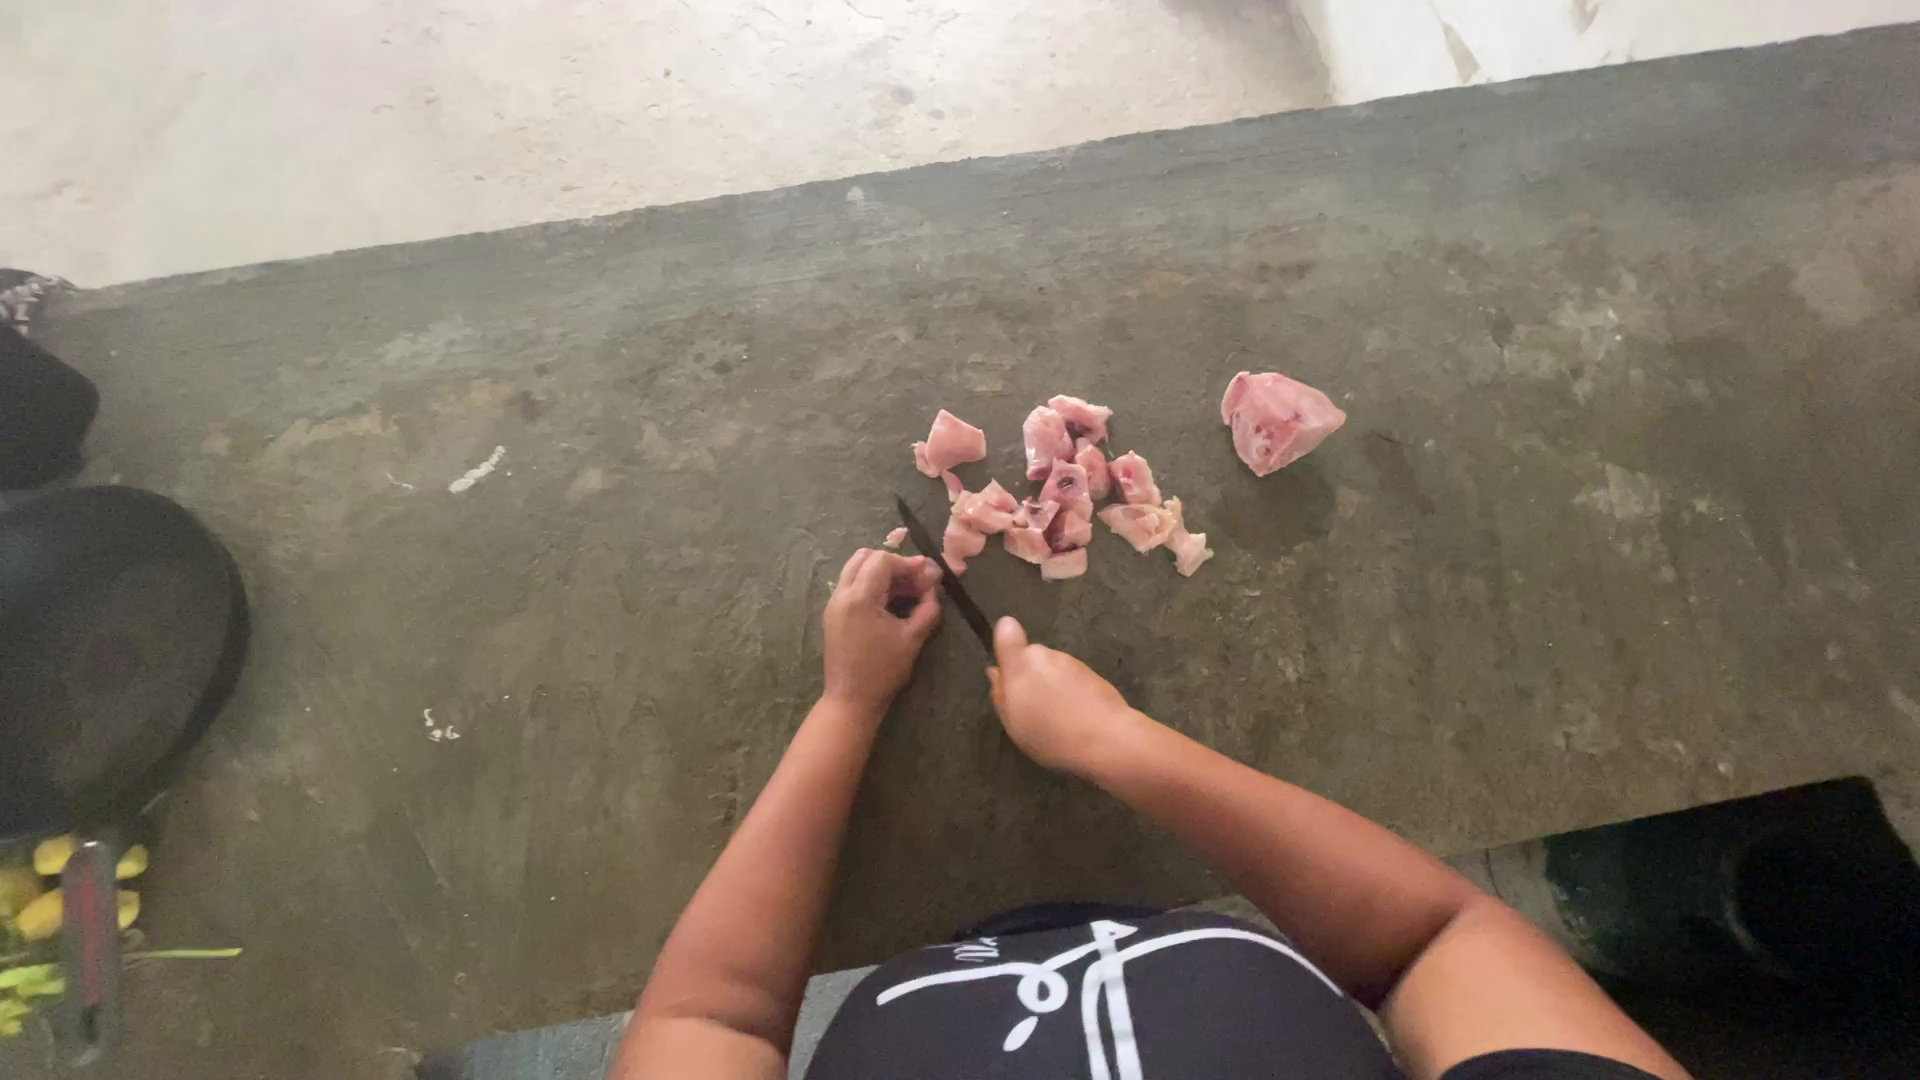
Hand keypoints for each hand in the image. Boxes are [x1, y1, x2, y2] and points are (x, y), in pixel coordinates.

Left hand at [822, 549, 941, 713]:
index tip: (927, 574)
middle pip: (864, 557)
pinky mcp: (833, 613)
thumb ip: (927, 607)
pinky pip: (851, 584)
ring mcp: (834, 603)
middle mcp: (841, 595)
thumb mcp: (913, 638)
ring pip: (855, 568)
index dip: (907, 562)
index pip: (882, 560)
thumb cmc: (883, 671)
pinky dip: (871, 583)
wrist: (851, 699)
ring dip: (881, 572)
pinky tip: (891, 599)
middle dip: (892, 562)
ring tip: (907, 589)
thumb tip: (934, 585)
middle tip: (915, 579)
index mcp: (860, 598)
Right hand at [986, 617, 1152, 774]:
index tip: (1008, 664)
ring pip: (1053, 669)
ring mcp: (1071, 662)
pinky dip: (1071, 692)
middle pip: (1031, 657)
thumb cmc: (1050, 735)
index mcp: (1019, 664)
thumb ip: (1001, 694)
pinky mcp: (1093, 672)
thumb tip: (995, 671)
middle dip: (1031, 676)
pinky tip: (1077, 717)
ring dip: (1053, 685)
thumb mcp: (1014, 724)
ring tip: (1059, 718)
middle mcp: (1044, 655)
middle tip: (1035, 708)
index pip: (1007, 632)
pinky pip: (1072, 678)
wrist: (1105, 739)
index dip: (1006, 641)